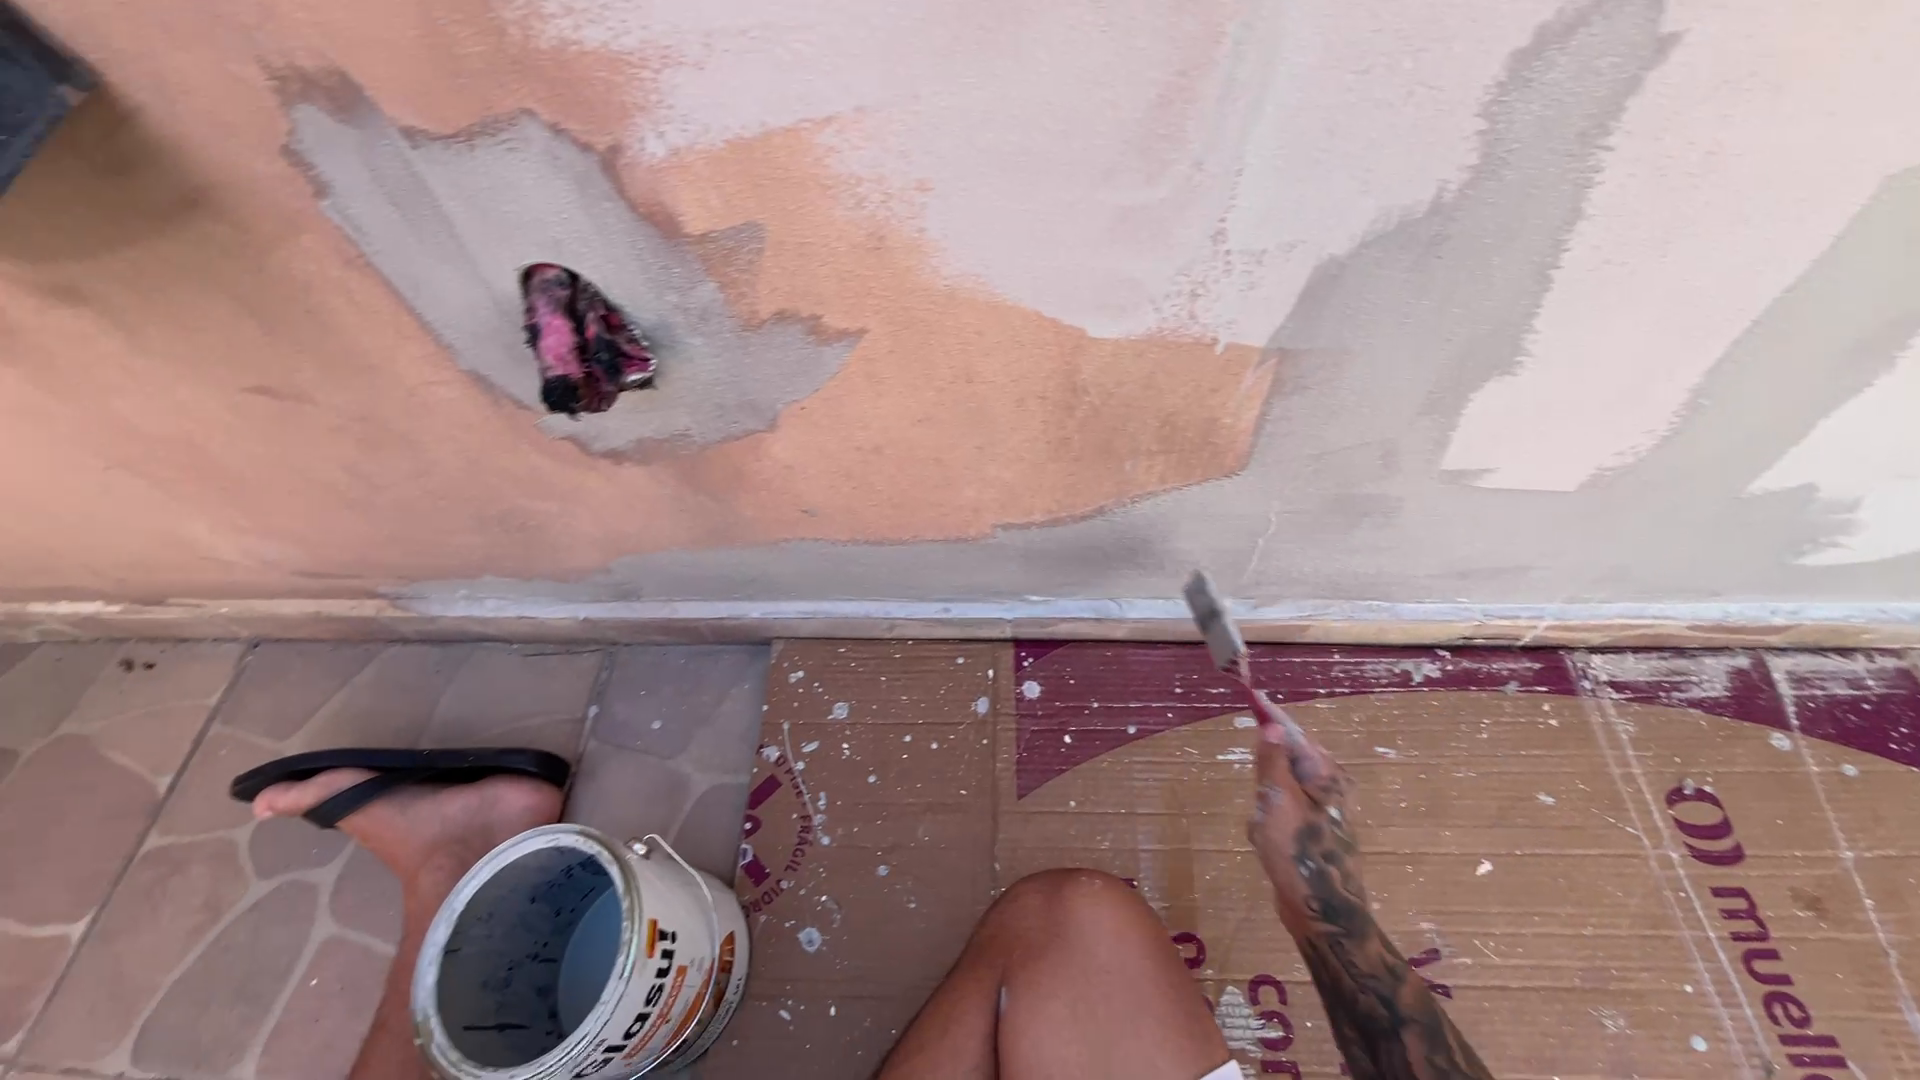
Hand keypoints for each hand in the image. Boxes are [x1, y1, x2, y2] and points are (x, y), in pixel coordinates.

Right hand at [1246, 699, 1363, 935]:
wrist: (1321, 914)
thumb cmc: (1299, 852)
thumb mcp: (1278, 801)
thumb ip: (1272, 762)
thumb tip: (1272, 726)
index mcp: (1326, 776)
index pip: (1294, 735)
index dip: (1271, 718)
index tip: (1253, 696)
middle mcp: (1327, 790)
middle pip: (1283, 763)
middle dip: (1263, 780)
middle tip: (1260, 801)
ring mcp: (1319, 815)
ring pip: (1275, 792)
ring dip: (1262, 806)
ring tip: (1263, 831)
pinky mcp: (1309, 836)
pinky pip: (1277, 816)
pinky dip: (1266, 826)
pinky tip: (1266, 846)